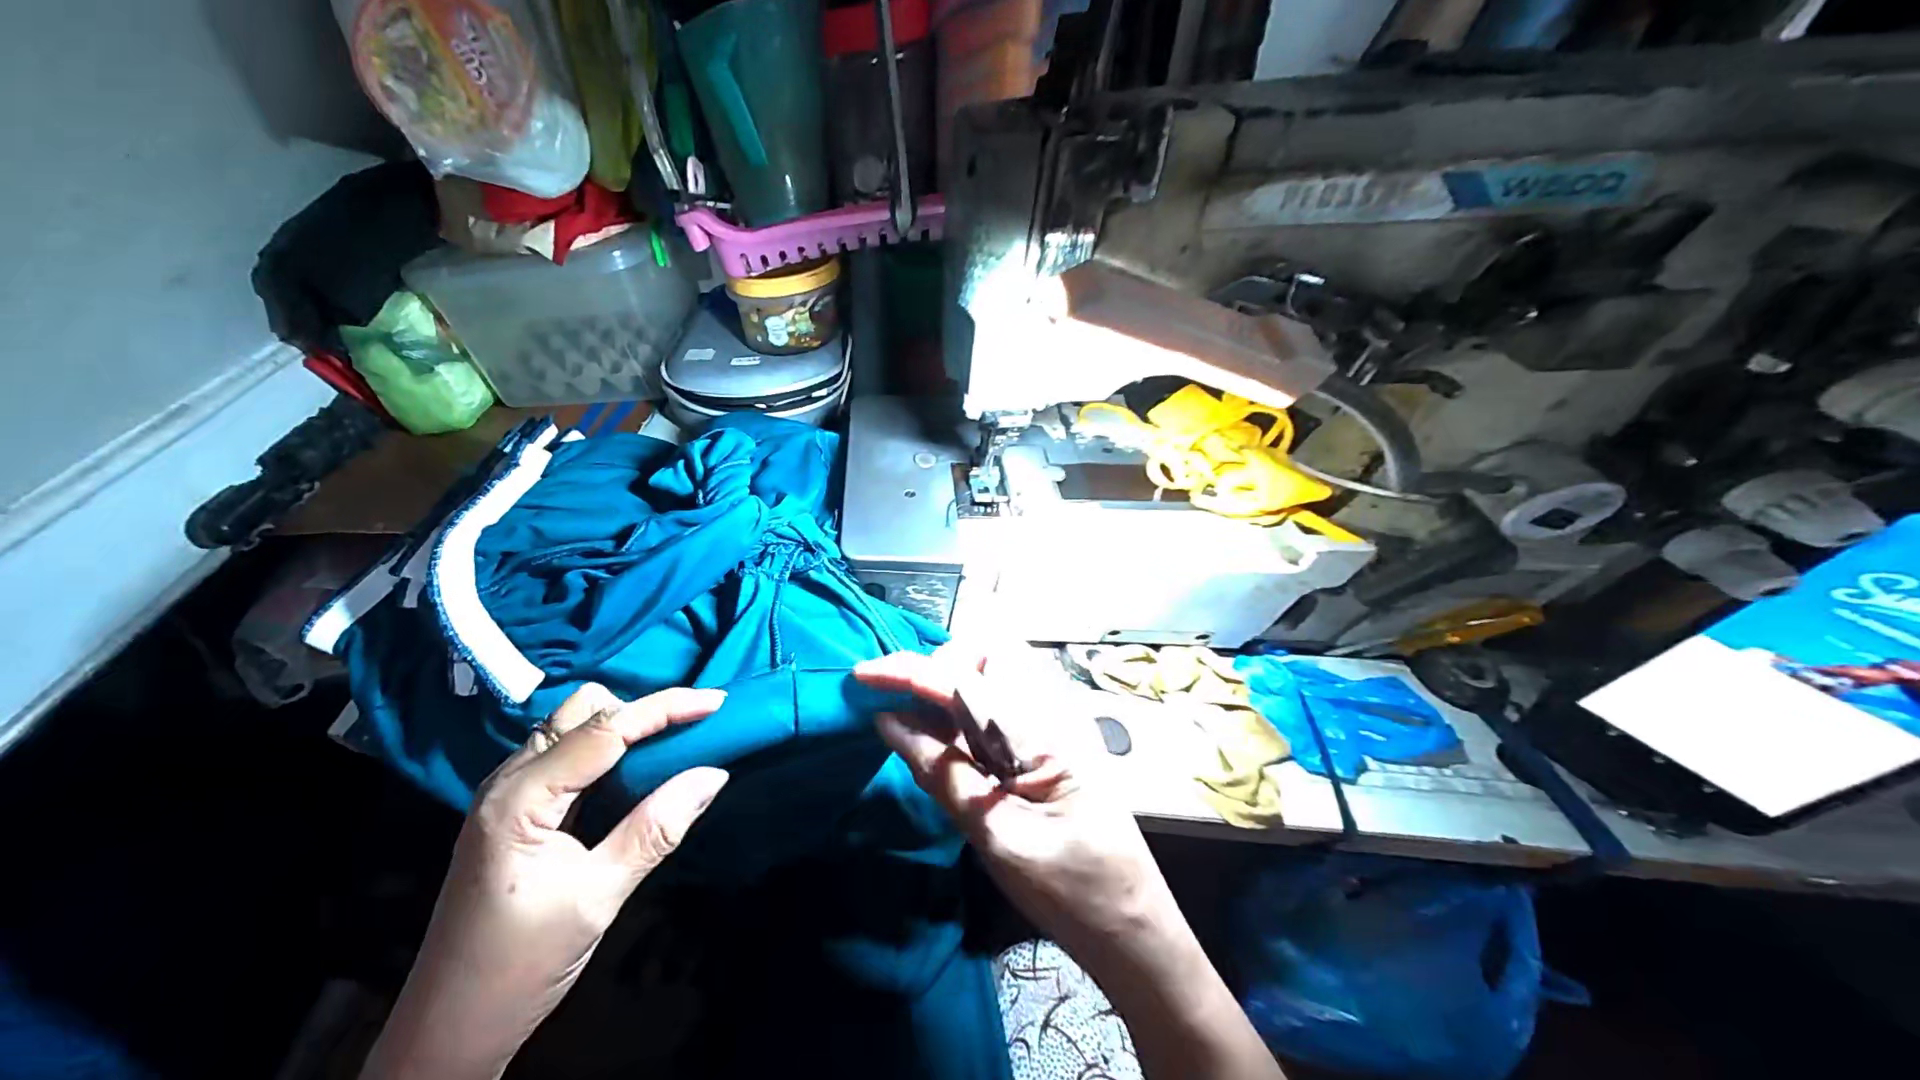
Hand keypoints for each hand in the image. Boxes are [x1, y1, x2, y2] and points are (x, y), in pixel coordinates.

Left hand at [361, 684, 729, 1079]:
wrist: (448, 1028)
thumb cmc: (519, 966)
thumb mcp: (597, 898)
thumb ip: (655, 829)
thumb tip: (714, 774)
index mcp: (520, 799)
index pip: (604, 729)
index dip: (665, 708)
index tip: (718, 702)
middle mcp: (507, 781)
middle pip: (582, 711)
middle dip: (642, 709)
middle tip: (694, 731)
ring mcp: (507, 792)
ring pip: (572, 725)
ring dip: (625, 725)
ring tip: (674, 744)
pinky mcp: (515, 808)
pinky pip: (566, 752)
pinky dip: (607, 747)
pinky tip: (634, 769)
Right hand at [853, 644, 1178, 957]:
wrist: (1130, 924)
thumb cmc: (1069, 889)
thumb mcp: (996, 836)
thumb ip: (942, 773)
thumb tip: (888, 720)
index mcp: (1044, 732)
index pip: (966, 680)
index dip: (910, 672)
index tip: (863, 677)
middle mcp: (1054, 712)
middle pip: (986, 655)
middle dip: (936, 669)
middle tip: (902, 709)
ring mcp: (1056, 724)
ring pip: (991, 676)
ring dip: (947, 687)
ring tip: (915, 720)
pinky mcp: (1050, 741)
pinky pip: (999, 706)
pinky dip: (963, 712)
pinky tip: (944, 739)